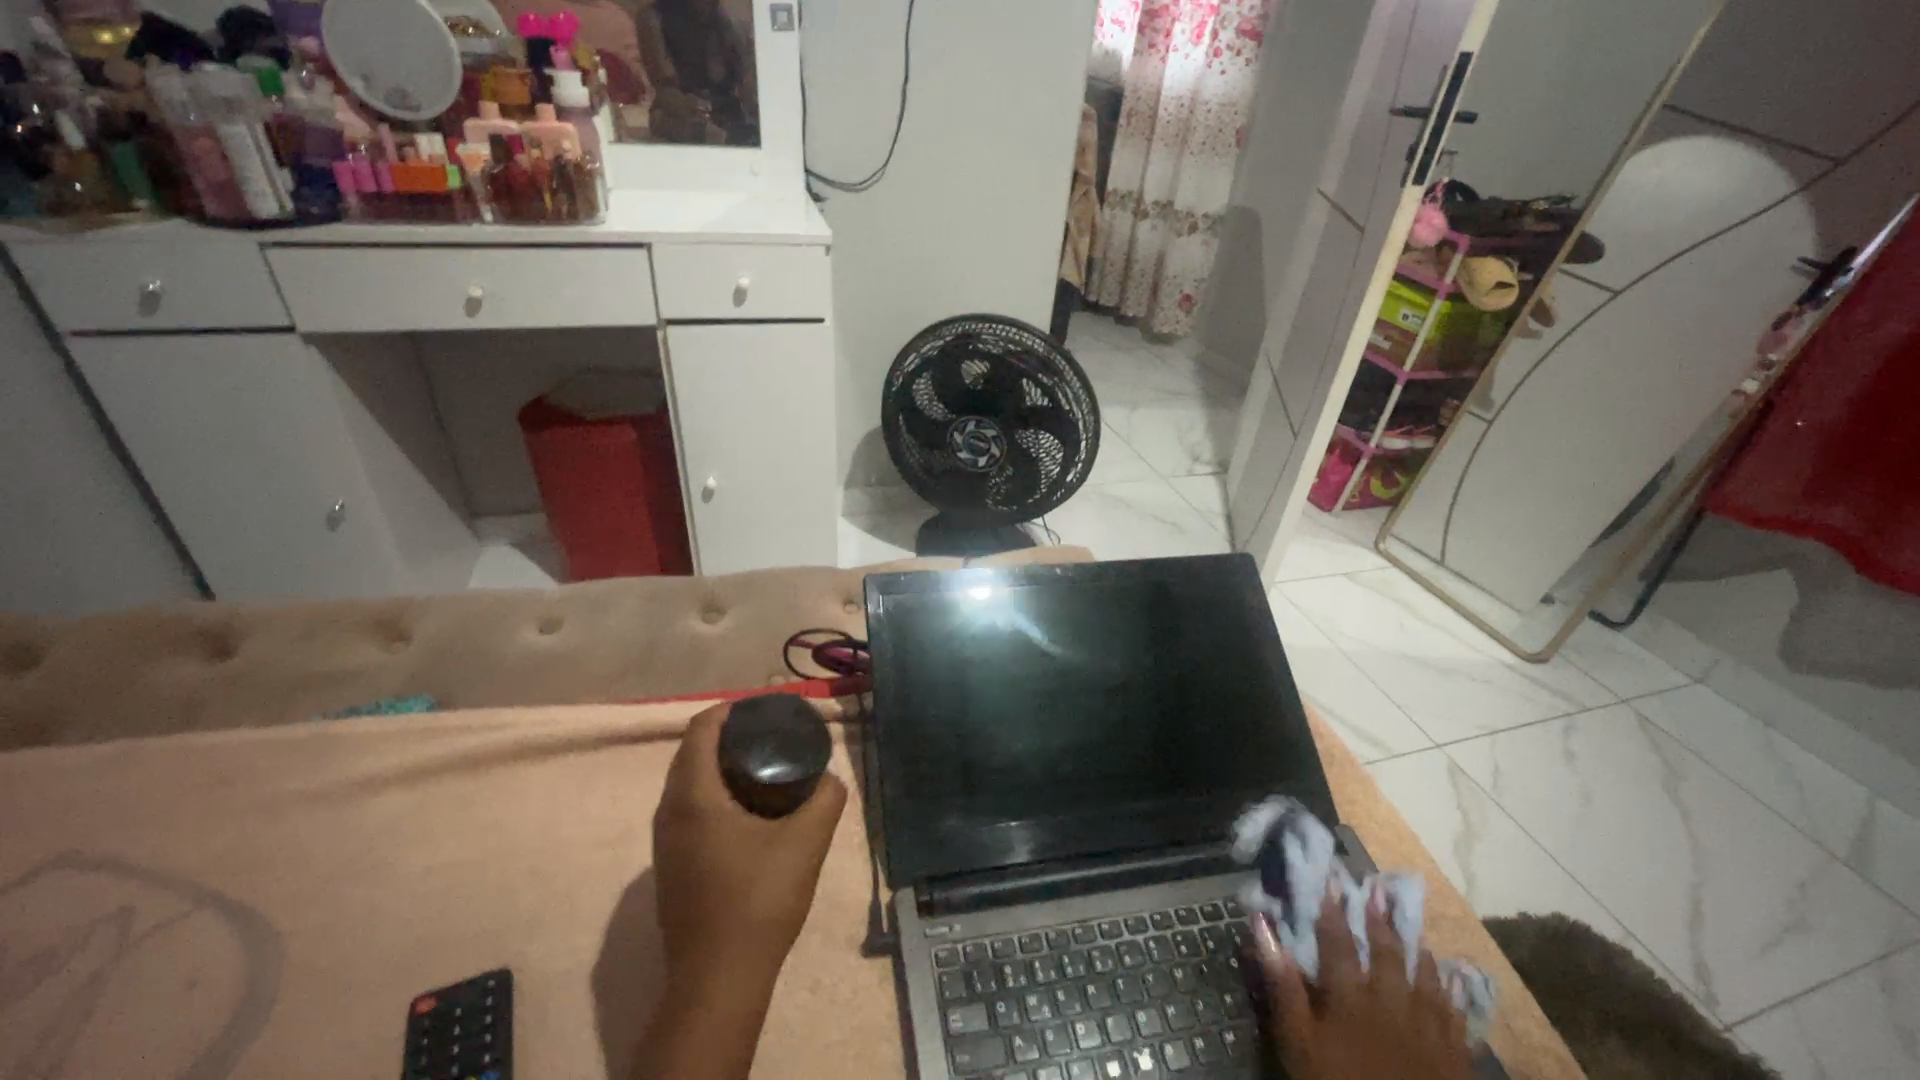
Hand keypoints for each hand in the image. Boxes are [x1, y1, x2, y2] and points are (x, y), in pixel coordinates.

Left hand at [652, 701, 847, 992]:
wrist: (718, 978)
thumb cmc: (759, 902)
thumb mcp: (806, 843)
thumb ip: (825, 799)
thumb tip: (830, 779)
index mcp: (693, 796)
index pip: (701, 728)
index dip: (732, 710)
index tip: (767, 709)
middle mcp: (668, 812)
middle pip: (692, 753)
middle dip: (729, 737)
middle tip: (773, 736)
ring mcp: (663, 843)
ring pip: (688, 784)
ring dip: (721, 768)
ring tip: (765, 769)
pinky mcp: (669, 867)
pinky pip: (688, 811)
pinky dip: (714, 796)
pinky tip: (748, 814)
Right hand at [1251, 887, 1471, 1079]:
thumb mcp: (1298, 1041)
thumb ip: (1282, 984)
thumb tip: (1263, 926)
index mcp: (1351, 997)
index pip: (1338, 944)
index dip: (1333, 912)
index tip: (1331, 880)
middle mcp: (1392, 1002)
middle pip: (1387, 955)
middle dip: (1380, 922)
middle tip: (1379, 891)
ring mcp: (1428, 1029)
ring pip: (1425, 979)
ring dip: (1417, 951)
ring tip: (1414, 930)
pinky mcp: (1453, 1056)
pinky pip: (1455, 1016)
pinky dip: (1452, 993)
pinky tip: (1454, 979)